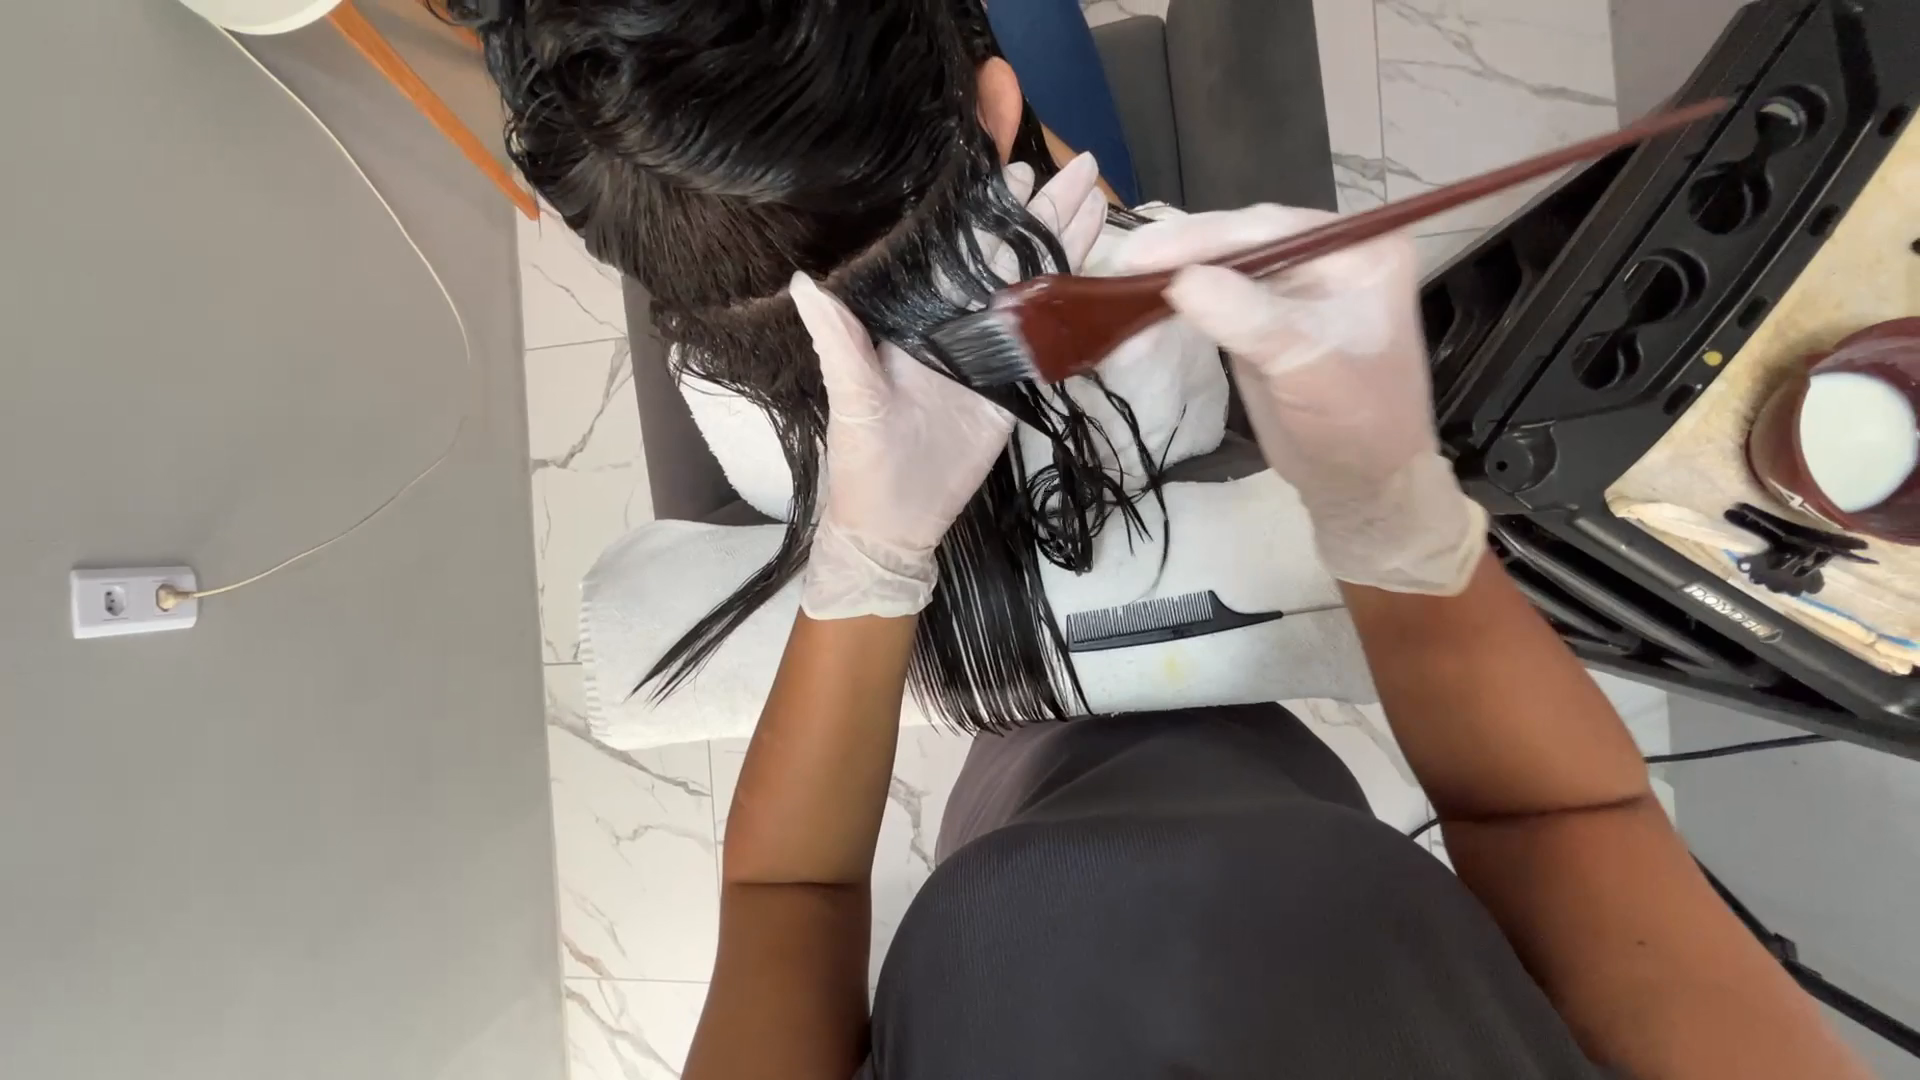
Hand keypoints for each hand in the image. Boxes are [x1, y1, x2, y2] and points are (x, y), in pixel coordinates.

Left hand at [790, 157, 1104, 618]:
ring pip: (1035, 292)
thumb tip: (802, 280)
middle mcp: (960, 327)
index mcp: (919, 318)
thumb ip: (836, 338)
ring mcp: (992, 356)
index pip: (960, 251)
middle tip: (1084, 168)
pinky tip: (1098, 277)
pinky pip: (1048, 342)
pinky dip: (1073, 310)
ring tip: (1102, 202)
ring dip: (1068, 249)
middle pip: (1009, 260)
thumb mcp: (850, 396)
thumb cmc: (865, 459)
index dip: (991, 211)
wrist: (897, 519)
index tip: (1021, 169)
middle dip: (1045, 215)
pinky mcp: (1015, 389)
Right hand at [1116, 204, 1486, 594]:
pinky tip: (1148, 303)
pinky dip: (1182, 302)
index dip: (1201, 238)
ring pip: (1225, 265)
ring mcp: (1293, 288)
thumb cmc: (1351, 425)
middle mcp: (1328, 256)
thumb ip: (1248, 320)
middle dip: (1182, 251)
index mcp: (1358, 251)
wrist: (1355, 483)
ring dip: (1175, 273)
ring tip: (1124, 280)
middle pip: (1243, 239)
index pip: (1269, 228)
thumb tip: (1180, 280)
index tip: (1140, 252)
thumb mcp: (1306, 368)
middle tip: (1122, 262)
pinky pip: (1218, 297)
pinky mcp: (1263, 318)